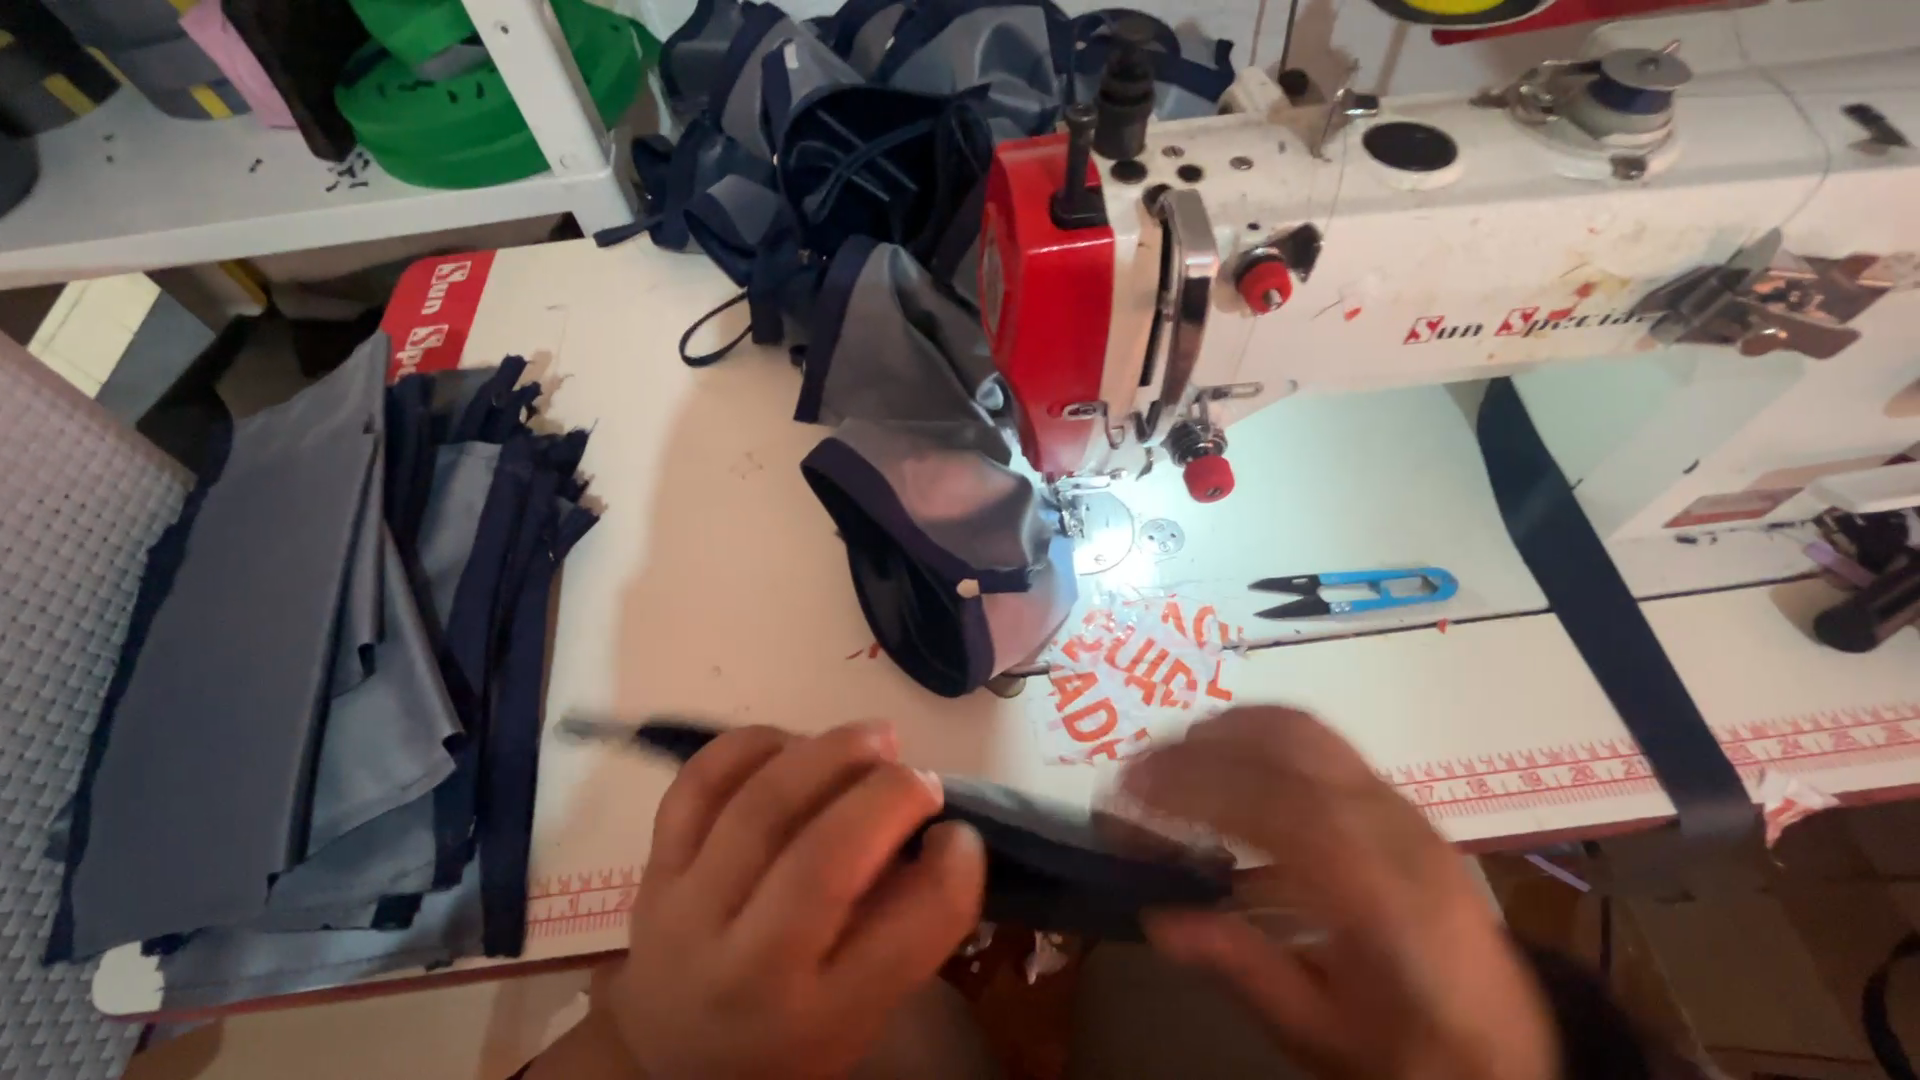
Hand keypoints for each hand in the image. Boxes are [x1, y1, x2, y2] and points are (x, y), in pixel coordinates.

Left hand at [595, 722, 987, 1079]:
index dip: (957, 867)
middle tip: (922, 776)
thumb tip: (936, 828)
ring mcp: (688, 912)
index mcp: (822, 1017)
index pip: (908, 934)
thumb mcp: (862, 1010)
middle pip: (823, 859)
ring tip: (876, 738)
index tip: (962, 833)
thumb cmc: (789, 1035)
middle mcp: (750, 967)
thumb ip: (902, 924)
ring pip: (760, 807)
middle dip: (889, 795)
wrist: (669, 1060)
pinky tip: (794, 742)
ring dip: (829, 753)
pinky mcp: (653, 870)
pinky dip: (751, 746)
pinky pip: (697, 786)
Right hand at [1121, 708, 1557, 1079]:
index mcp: (1384, 897)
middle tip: (1134, 772)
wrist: (1511, 1046)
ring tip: (1169, 755)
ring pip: (1306, 730)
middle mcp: (1396, 831)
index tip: (1133, 791)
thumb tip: (1157, 917)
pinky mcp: (1398, 800)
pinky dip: (1258, 732)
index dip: (1199, 788)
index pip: (1282, 810)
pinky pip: (1321, 741)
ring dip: (1227, 729)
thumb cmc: (1411, 1050)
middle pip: (1289, 749)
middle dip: (1199, 748)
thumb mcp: (1322, 1034)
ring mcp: (1402, 806)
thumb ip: (1243, 968)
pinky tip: (1223, 753)